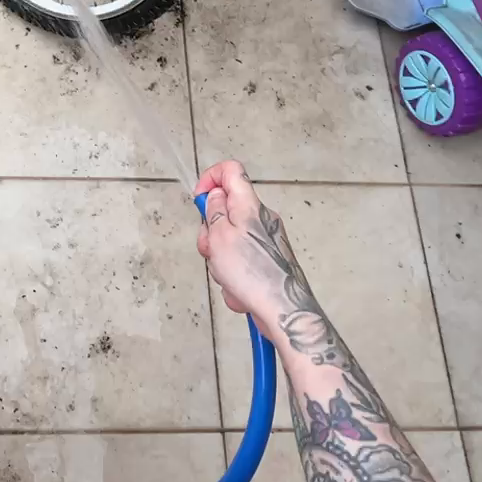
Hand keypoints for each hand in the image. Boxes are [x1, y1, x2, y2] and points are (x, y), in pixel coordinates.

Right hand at [194, 159, 299, 332]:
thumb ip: (214, 211)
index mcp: (249, 205)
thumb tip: (214, 196)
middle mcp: (261, 219)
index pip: (230, 171)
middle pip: (225, 210)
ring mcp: (265, 241)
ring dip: (220, 258)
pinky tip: (238, 289)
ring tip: (227, 274)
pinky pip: (239, 262)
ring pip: (229, 240)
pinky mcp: (267, 262)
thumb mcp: (220, 236)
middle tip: (211, 248)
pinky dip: (233, 275)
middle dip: (210, 231)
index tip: (199, 200)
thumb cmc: (253, 273)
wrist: (283, 311)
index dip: (210, 179)